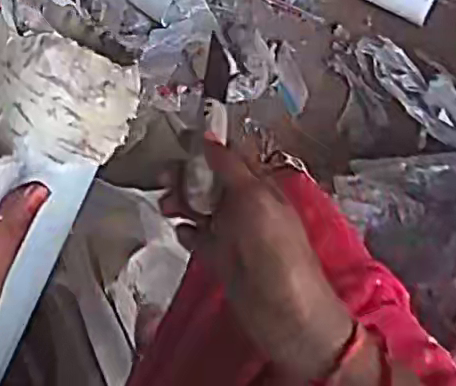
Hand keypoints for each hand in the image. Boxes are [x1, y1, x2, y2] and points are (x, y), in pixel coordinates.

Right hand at [175, 139, 356, 380]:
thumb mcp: (256, 198)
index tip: (179, 139)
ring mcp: (230, 232)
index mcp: (257, 186)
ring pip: (196, 204)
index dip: (204, 146)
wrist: (289, 319)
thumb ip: (229, 166)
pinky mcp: (219, 257)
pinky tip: (180, 232)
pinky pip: (194, 236)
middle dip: (183, 174)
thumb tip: (207, 136)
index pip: (227, 156)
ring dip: (178, 200)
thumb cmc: (277, 252)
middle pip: (205, 179)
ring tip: (168, 206)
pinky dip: (183, 230)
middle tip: (166, 178)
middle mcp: (242, 205)